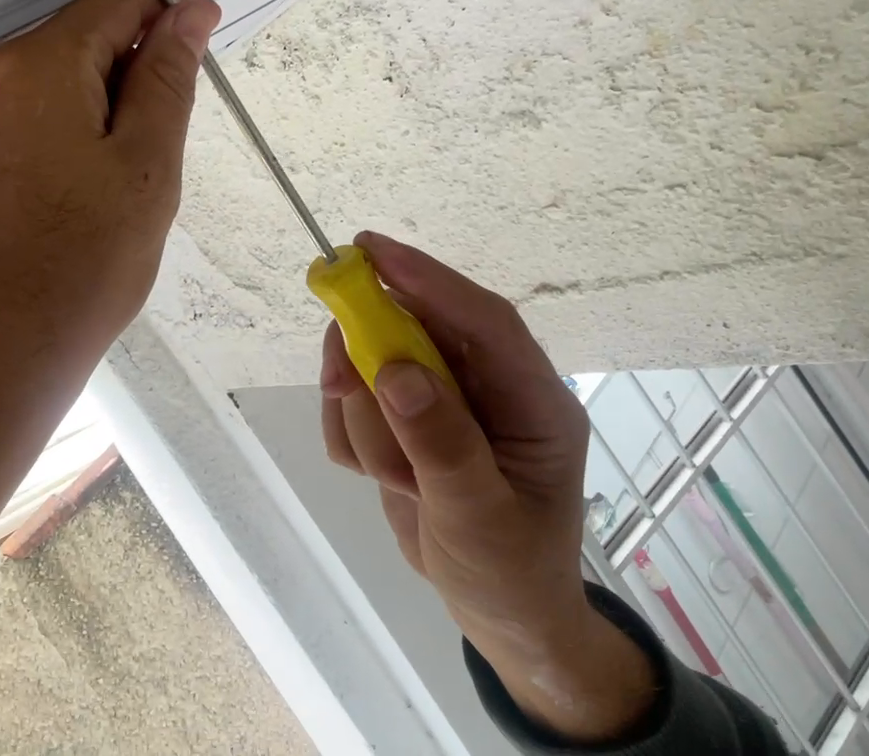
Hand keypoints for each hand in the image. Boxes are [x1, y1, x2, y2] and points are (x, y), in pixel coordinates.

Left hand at [0, 0, 221, 394]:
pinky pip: (38, 113)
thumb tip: (187, 11)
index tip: (206, 53)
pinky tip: (89, 189)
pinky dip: (76, 131)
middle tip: (158, 151)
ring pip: (64, 78)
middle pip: (85, 35)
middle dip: (136, 72)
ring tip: (123, 181)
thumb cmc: (82, 265)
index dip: (171, 16)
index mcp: (35, 63)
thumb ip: (166, 77)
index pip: (116, 1)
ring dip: (108, 108)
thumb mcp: (146, 165)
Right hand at [320, 232, 654, 742]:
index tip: (366, 252)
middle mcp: (487, 389)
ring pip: (374, 371)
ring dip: (367, 424)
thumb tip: (393, 369)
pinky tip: (385, 480)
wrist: (497, 616)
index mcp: (531, 399)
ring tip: (395, 479)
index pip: (482, 319)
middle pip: (414, 333)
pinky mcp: (406, 422)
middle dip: (370, 357)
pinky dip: (352, 440)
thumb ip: (440, 442)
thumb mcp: (478, 516)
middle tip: (338, 382)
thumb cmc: (507, 572)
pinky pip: (355, 406)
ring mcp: (442, 404)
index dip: (425, 278)